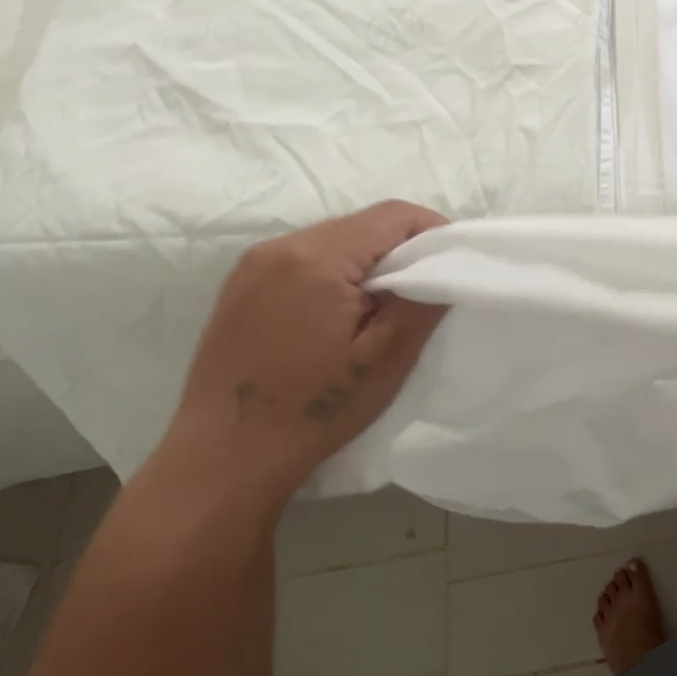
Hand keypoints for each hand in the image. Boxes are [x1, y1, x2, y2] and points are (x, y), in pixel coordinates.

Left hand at [157, 201, 449, 501]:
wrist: (223, 460)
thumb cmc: (313, 409)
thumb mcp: (387, 357)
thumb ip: (423, 300)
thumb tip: (445, 266)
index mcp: (315, 258)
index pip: (394, 215)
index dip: (434, 232)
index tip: (454, 267)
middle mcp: (278, 248)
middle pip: (362, 224)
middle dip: (402, 250)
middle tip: (424, 293)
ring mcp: (252, 267)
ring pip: (334, 241)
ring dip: (368, 264)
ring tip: (384, 310)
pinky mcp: (240, 290)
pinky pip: (304, 261)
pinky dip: (335, 276)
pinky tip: (341, 318)